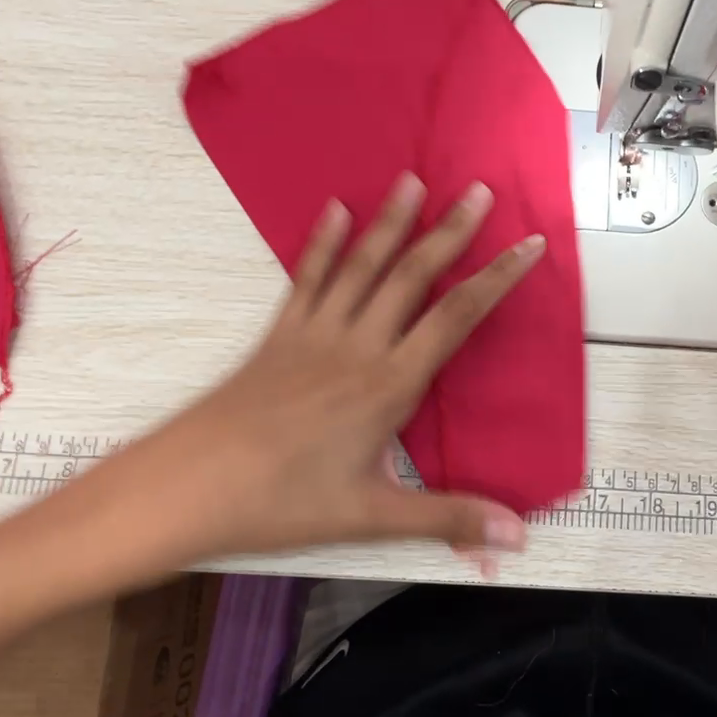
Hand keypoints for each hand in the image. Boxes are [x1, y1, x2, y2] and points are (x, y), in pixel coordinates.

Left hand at [110, 173, 541, 570]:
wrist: (187, 488)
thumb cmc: (282, 504)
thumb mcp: (372, 518)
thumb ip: (448, 519)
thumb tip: (519, 536)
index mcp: (389, 384)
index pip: (456, 317)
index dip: (497, 278)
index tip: (529, 244)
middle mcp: (357, 346)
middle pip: (412, 276)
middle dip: (450, 232)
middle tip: (478, 190)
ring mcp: (313, 334)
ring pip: (361, 266)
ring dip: (391, 222)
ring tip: (413, 180)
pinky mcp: (278, 335)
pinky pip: (306, 278)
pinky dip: (322, 242)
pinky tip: (334, 210)